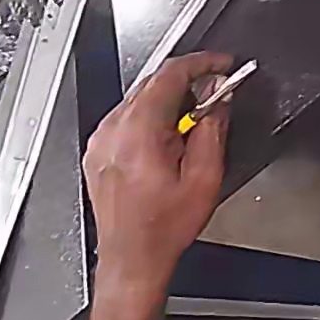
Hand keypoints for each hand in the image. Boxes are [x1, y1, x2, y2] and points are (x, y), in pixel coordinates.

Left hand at [84, 52, 234, 296]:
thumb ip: (213, 129)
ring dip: (170, 98)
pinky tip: (170, 135)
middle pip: (153, 81)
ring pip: (139, 97)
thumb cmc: (164, 226)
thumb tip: (218, 98)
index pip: (170, 74)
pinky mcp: (98, 150)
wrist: (134, 257)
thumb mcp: (205, 177)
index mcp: (140, 132)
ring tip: (195, 121)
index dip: (202, 62)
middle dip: (189, 81)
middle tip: (216, 93)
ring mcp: (102, 139)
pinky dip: (152, 114)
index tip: (221, 64)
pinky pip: (126, 116)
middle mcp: (114, 130)